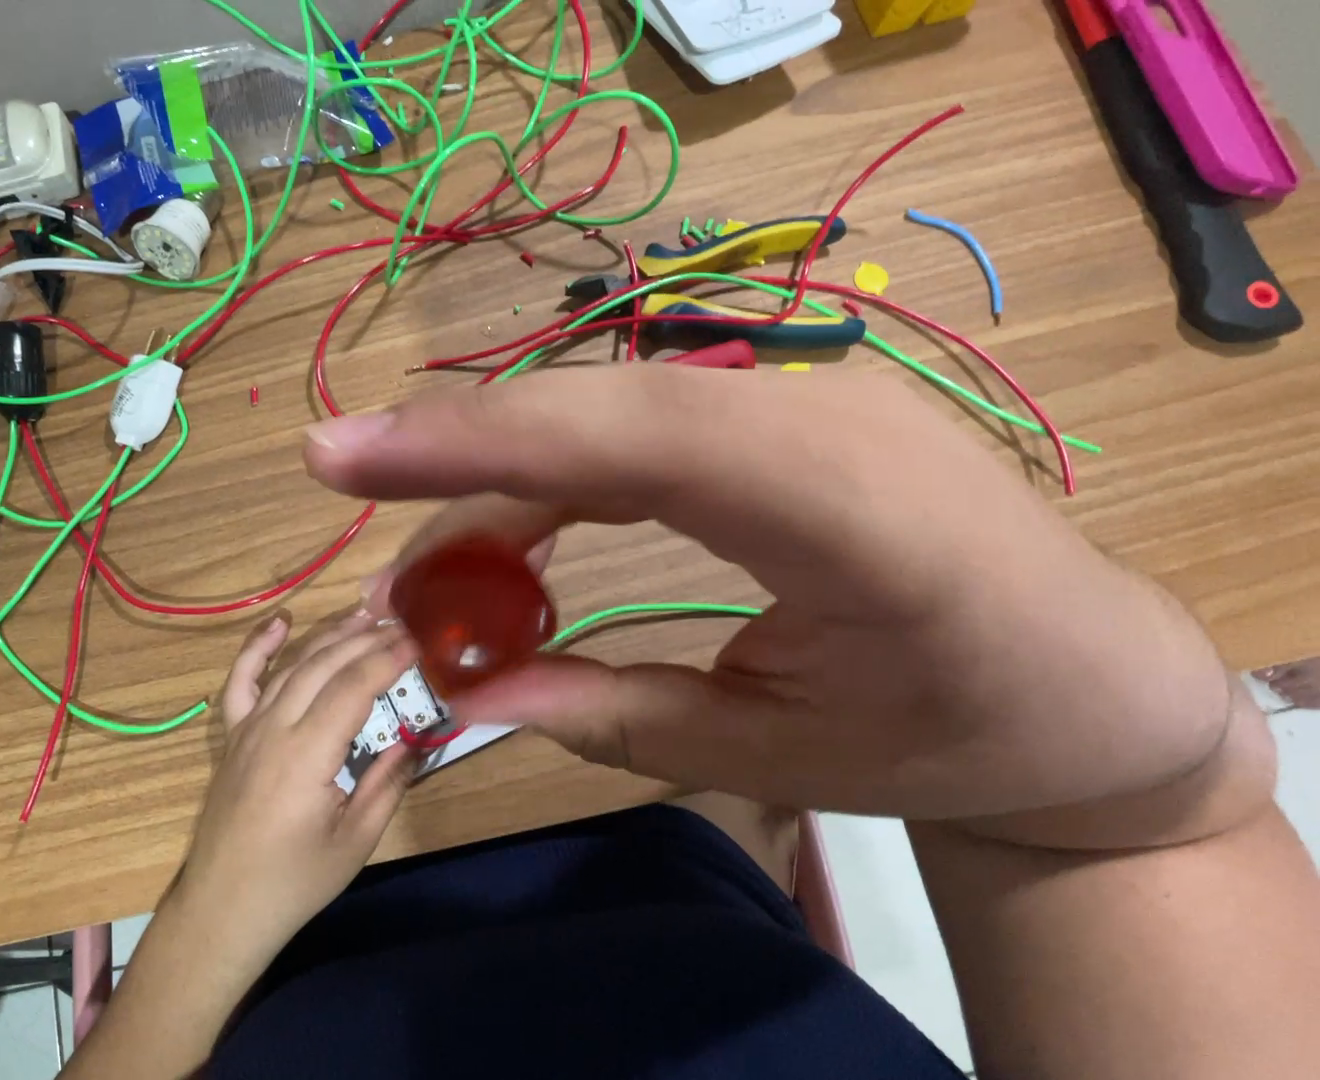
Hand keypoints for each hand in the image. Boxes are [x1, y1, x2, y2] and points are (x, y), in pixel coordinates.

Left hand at [168, 612, 418, 967]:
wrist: (223, 907)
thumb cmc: (295, 881)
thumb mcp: (356, 839)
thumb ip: (388, 781)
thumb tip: (420, 738)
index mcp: (306, 755)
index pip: (353, 688)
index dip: (388, 659)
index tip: (419, 640)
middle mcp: (273, 728)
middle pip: (323, 666)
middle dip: (366, 640)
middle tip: (403, 624)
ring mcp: (246, 728)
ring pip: (290, 666)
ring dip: (328, 637)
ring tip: (366, 617)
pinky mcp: (231, 736)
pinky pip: (241, 681)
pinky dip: (259, 647)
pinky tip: (280, 622)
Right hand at [304, 366, 1273, 848]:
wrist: (1088, 679)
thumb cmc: (955, 735)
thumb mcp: (778, 754)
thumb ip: (613, 715)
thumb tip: (467, 696)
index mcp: (847, 507)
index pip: (630, 438)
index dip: (475, 438)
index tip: (343, 453)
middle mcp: (820, 417)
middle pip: (597, 406)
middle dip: (455, 444)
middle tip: (339, 475)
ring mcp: (798, 399)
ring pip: (603, 411)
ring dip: (497, 477)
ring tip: (424, 569)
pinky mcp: (771, 412)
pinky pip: (631, 425)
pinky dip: (551, 477)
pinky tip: (504, 535)